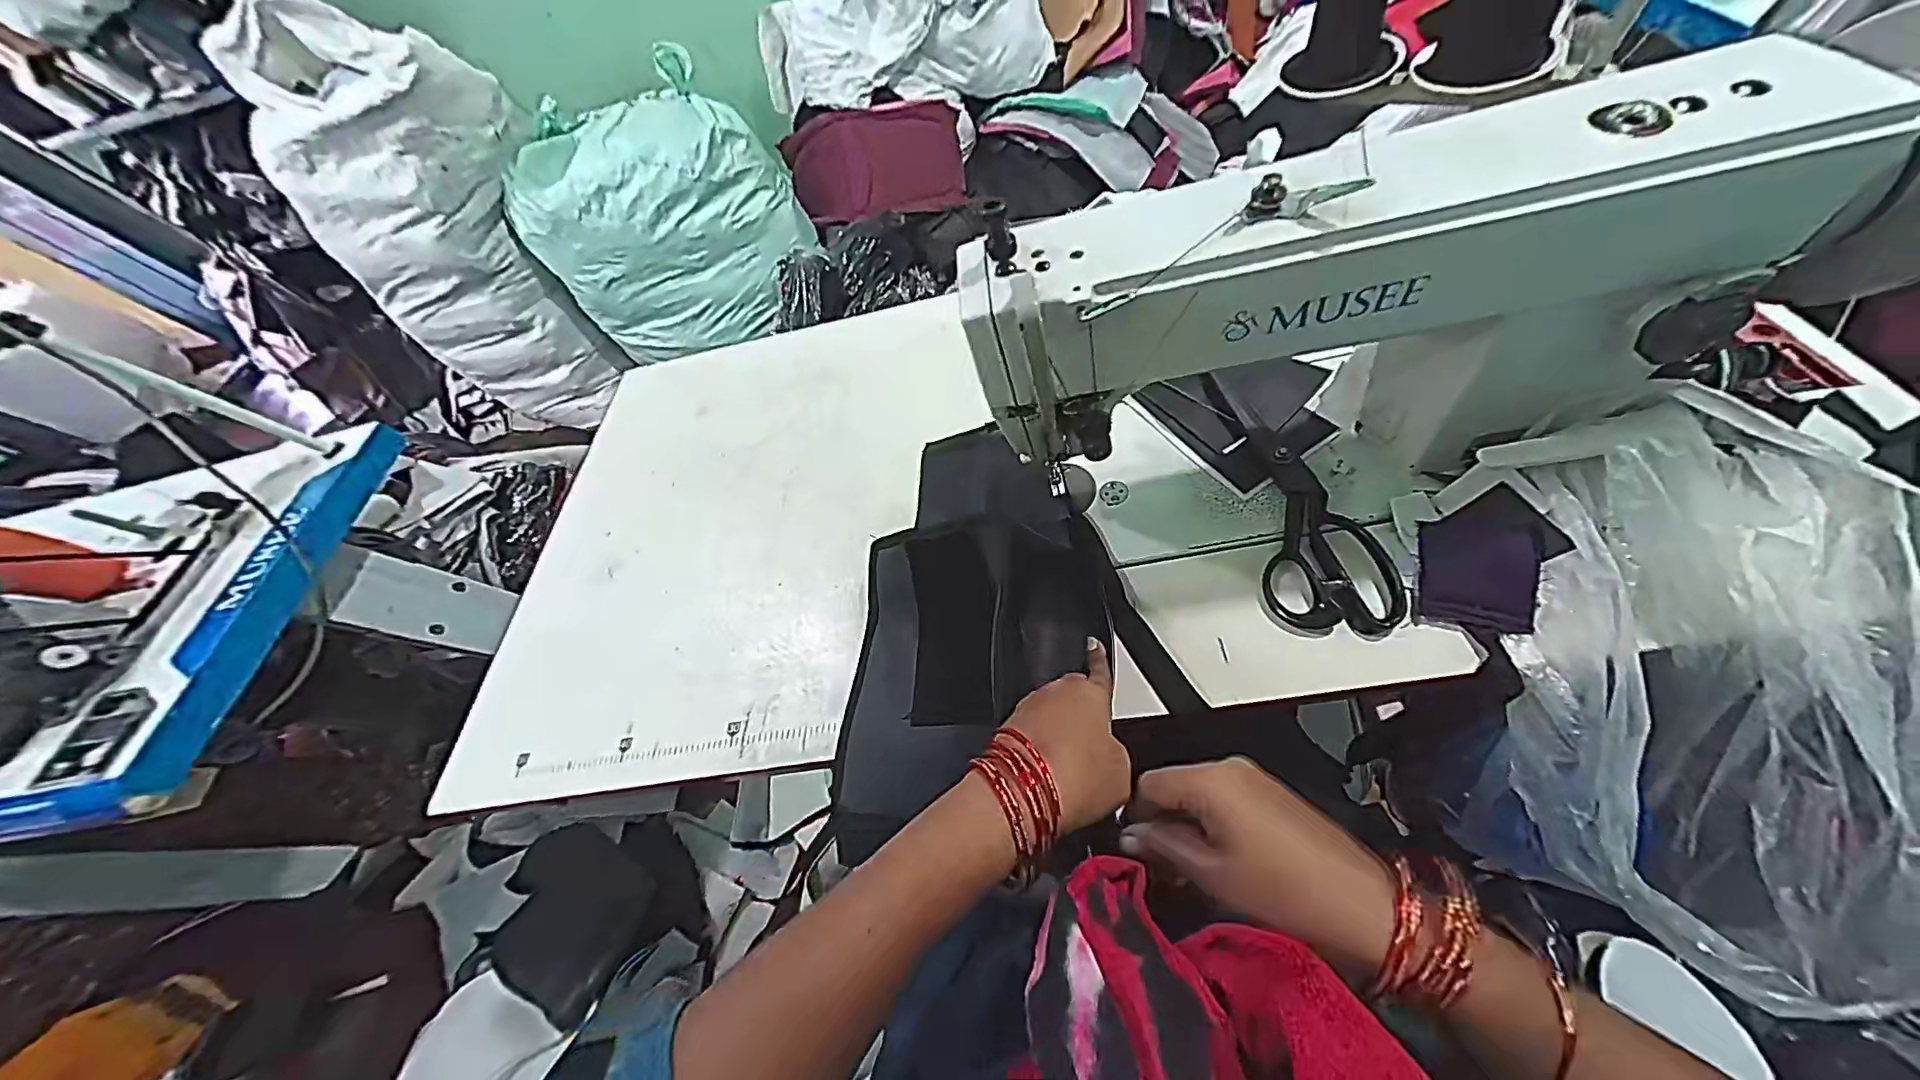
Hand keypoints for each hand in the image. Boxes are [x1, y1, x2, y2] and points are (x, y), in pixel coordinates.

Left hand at [1004, 639, 1130, 832]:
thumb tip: (1109, 759)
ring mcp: (1029, 707)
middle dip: (1078, 717)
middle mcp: (1056, 692)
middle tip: (1086, 752)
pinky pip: (1029, 732)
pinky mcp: (1007, 726)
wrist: (1022, 790)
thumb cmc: (1071, 775)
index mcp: (1090, 693)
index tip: (1096, 648)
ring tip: (1064, 771)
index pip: (1100, 670)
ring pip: (1049, 716)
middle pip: (1073, 698)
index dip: (1100, 661)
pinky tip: (1044, 771)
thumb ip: (1118, 754)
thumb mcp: (1121, 774)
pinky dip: (1036, 747)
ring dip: (1056, 735)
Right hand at [1122, 758, 1395, 970]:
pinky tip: (1219, 857)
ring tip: (1192, 866)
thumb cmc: (1289, 890)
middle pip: (1171, 783)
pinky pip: (1221, 796)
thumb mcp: (1209, 873)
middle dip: (1161, 819)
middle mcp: (1230, 767)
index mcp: (1210, 778)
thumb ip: (1162, 845)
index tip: (1136, 846)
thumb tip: (1133, 836)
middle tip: (1160, 862)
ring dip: (1185, 822)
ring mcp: (1252, 777)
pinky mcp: (1268, 792)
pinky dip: (1210, 821)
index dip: (1135, 815)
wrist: (1360, 904)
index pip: (1147, 782)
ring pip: (1195, 790)